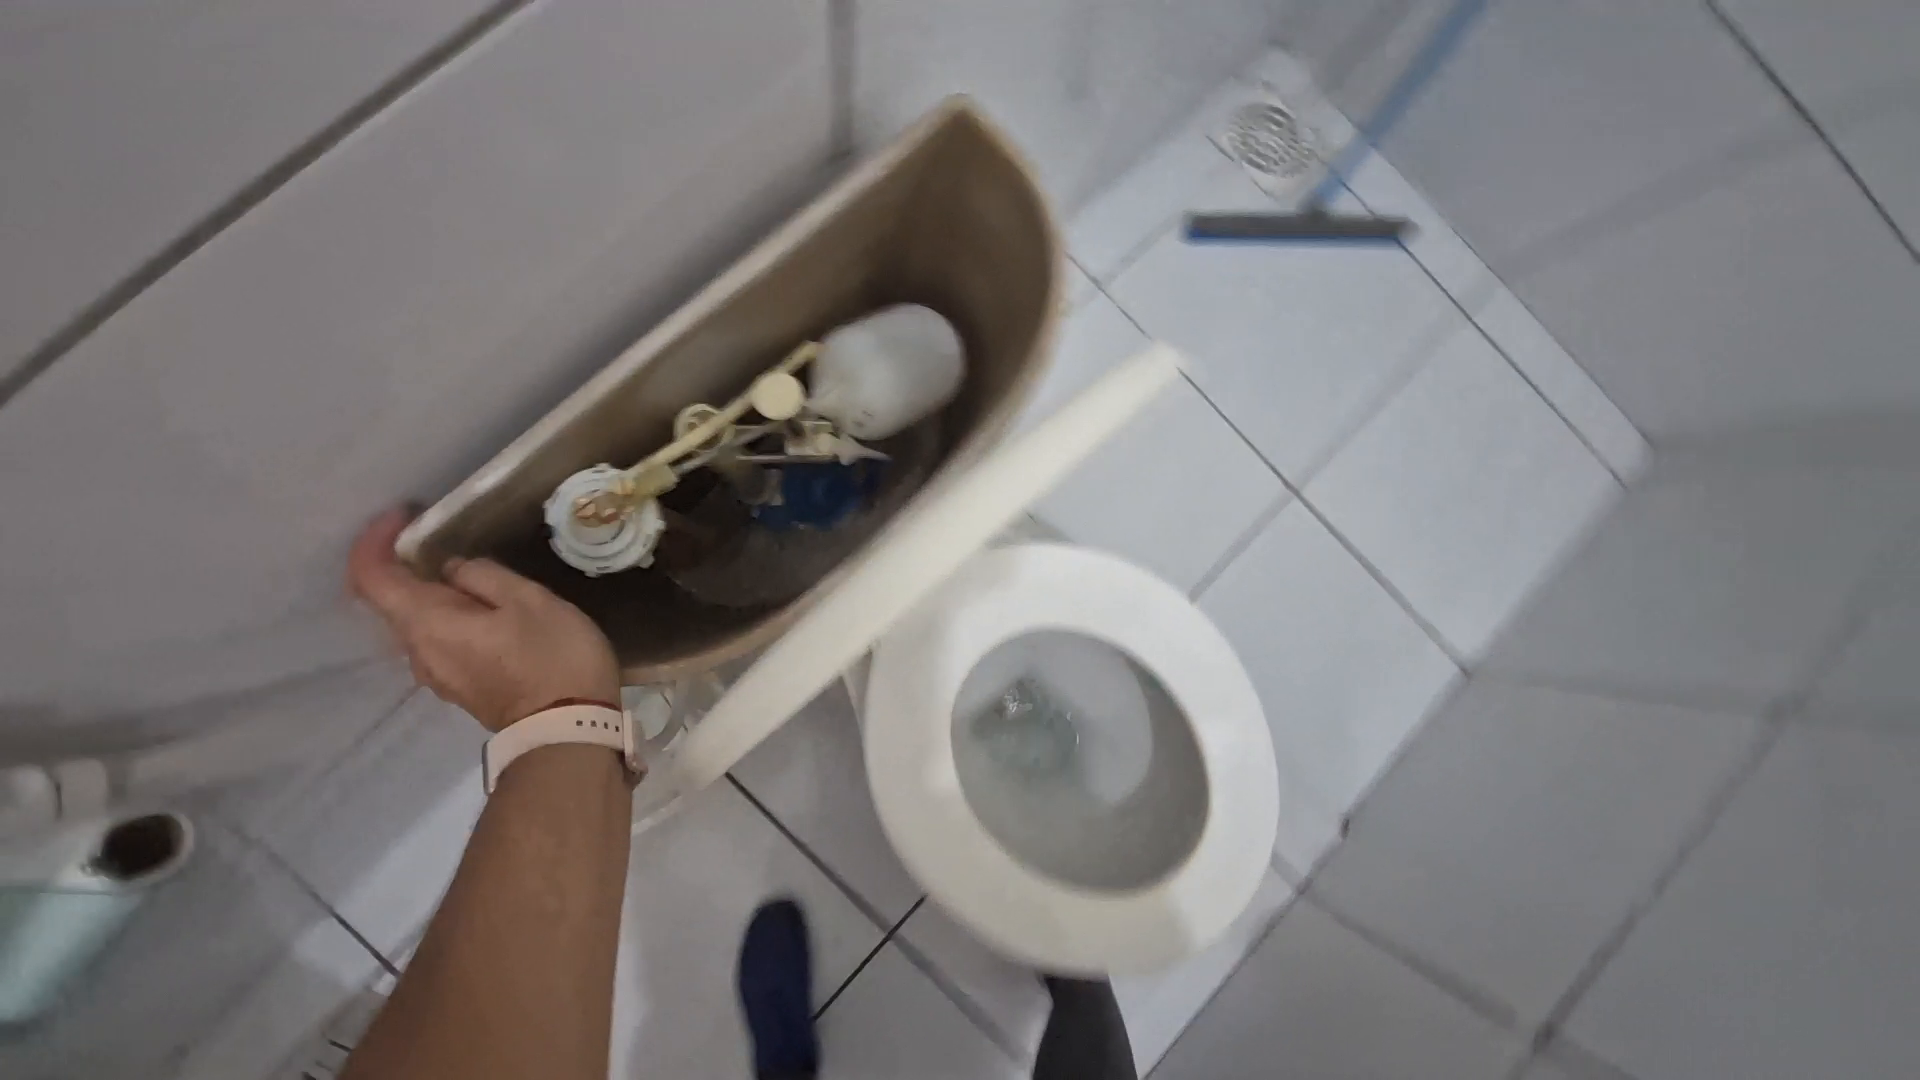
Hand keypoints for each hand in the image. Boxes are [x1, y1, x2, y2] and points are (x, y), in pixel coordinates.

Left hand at [348, 509, 621, 732]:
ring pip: (421, 624)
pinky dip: (453, 618)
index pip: (372, 577)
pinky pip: (443, 643)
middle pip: (394, 602)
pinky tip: (489, 614)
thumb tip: (457, 570)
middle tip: (448, 540)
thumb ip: (485, 576)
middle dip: (411, 566)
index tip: (405, 515)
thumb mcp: (529, 600)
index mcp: (426, 623)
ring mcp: (439, 676)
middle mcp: (418, 652)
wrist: (569, 728)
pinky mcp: (463, 689)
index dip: (376, 541)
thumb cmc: (551, 657)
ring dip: (437, 595)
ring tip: (476, 577)